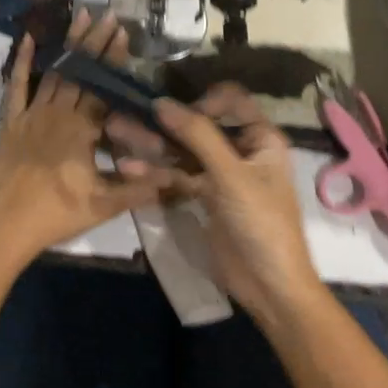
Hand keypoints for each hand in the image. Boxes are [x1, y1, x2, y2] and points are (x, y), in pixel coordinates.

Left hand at [0, 11, 174, 275]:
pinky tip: (29, 40)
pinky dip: (23, 63)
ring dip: (70, 45)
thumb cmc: (54, 215)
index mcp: (81, 130)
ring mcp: (32, 115)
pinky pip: (17, 87)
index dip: (115, 62)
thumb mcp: (102, 206)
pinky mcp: (12, 122)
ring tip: (82, 17)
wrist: (4, 226)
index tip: (125, 34)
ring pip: (55, 73)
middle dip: (96, 43)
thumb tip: (174, 176)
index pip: (104, 89)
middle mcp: (57, 114)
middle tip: (109, 14)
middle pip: (81, 73)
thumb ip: (138, 189)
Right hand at [106, 85, 322, 326]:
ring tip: (117, 136)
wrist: (270, 286)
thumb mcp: (231, 176)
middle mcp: (241, 150)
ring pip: (183, 151)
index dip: (203, 101)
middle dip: (164, 124)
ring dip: (152, 146)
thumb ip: (198, 136)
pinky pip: (177, 176)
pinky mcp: (204, 196)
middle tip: (127, 116)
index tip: (176, 113)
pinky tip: (129, 169)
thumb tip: (161, 102)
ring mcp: (220, 174)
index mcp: (261, 138)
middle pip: (199, 126)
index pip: (230, 102)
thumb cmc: (262, 223)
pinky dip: (156, 172)